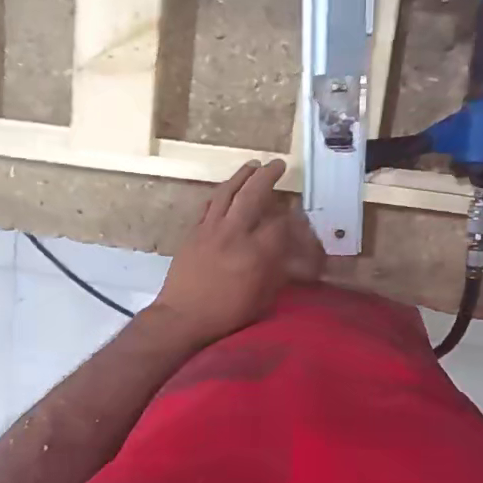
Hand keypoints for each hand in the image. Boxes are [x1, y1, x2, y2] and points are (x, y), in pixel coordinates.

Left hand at [148, 159, 324, 347]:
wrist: (182, 318)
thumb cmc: (229, 314)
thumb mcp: (264, 296)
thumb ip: (279, 269)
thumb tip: (291, 252)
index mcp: (256, 252)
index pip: (280, 222)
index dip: (293, 216)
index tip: (300, 213)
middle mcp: (234, 234)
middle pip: (253, 195)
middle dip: (268, 176)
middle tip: (278, 164)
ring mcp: (211, 230)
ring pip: (227, 193)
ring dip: (242, 175)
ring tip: (253, 164)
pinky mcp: (194, 233)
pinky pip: (209, 205)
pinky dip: (221, 194)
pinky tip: (228, 189)